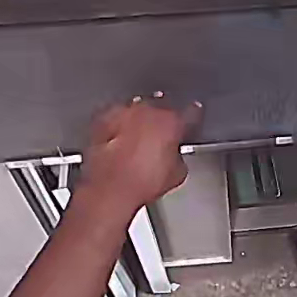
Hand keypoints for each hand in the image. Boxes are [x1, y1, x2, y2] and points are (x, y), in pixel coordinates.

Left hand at [77, 96, 199, 217]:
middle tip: (163, 137)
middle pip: (162, 107)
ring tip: (140, 140)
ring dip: (141, 120)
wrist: (110, 189)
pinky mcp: (103, 121)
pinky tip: (120, 139)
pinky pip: (116, 118)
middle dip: (163, 120)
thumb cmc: (141, 180)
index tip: (192, 121)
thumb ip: (180, 157)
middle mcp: (148, 111)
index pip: (191, 112)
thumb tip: (174, 157)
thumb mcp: (178, 174)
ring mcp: (124, 114)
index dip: (193, 117)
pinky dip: (119, 125)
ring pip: (138, 109)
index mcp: (172, 121)